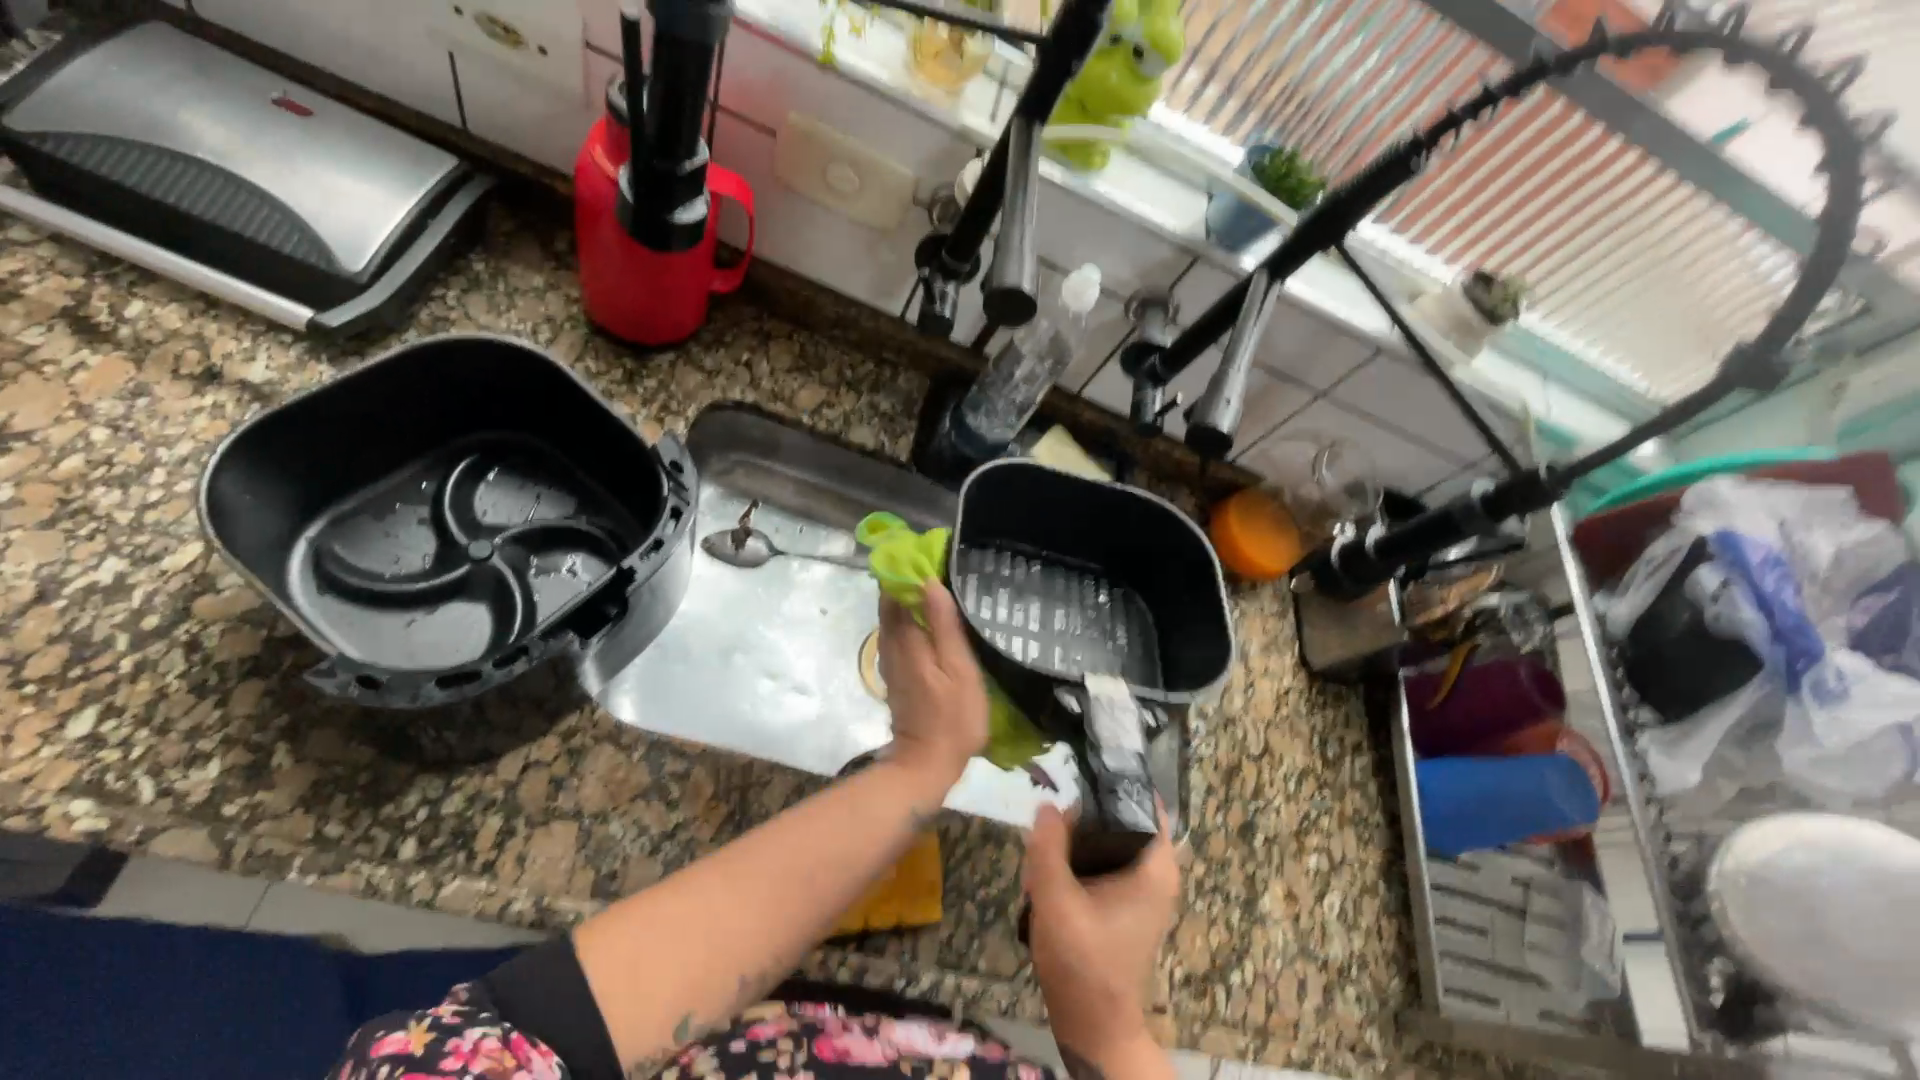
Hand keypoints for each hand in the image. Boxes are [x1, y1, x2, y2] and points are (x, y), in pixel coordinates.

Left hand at [878, 581, 988, 785]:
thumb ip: (944, 625)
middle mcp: (891, 645)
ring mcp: (891, 661)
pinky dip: (912, 620)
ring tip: (941, 589)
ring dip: (910, 600)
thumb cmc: (952, 718)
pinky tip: (934, 622)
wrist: (925, 764)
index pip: (896, 591)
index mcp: (905, 639)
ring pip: (894, 618)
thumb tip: (929, 581)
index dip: (908, 569)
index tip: (931, 554)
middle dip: (909, 581)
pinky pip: (899, 635)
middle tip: (941, 568)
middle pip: (891, 602)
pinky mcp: (897, 674)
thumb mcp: (958, 669)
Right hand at [1023, 803, 1178, 1057]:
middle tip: (1048, 829)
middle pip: (1121, 820)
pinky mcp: (1127, 905)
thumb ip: (1048, 847)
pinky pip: (1104, 866)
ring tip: (1041, 858)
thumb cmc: (1082, 960)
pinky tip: (1047, 879)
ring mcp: (1144, 891)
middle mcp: (1158, 873)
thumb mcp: (1055, 898)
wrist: (1093, 1023)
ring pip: (1108, 844)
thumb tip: (1048, 804)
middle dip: (1081, 821)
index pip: (1145, 802)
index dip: (1114, 782)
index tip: (1080, 770)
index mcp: (1155, 866)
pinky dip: (1078, 865)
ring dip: (1074, 845)